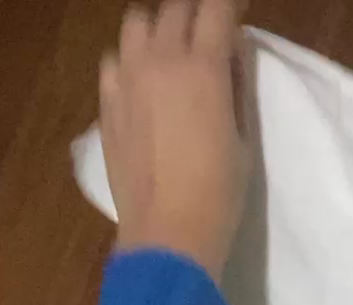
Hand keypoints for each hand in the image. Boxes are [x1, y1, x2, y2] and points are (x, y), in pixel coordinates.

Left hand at [98, 0, 246, 272]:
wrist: (168, 234)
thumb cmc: (219, 196)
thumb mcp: (244, 144)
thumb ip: (237, 90)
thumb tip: (233, 56)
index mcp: (202, 68)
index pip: (216, 10)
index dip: (231, 6)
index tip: (240, 12)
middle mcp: (159, 59)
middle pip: (175, 7)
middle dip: (197, 12)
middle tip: (212, 31)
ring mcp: (127, 78)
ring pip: (138, 22)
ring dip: (160, 25)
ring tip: (174, 48)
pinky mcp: (108, 102)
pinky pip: (116, 58)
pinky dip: (133, 57)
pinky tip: (145, 80)